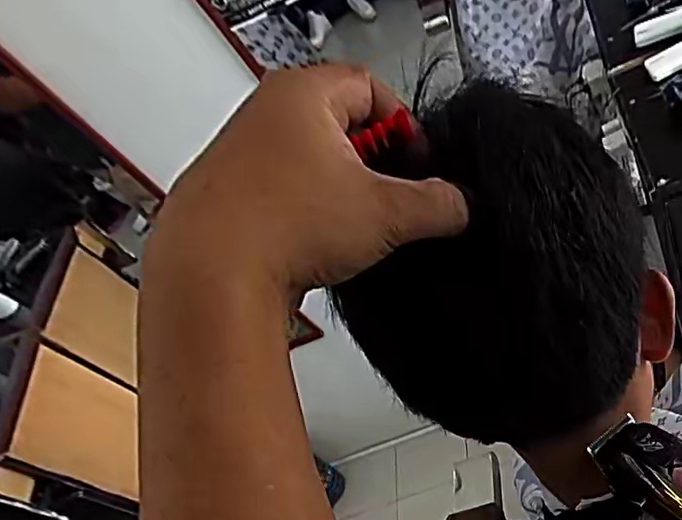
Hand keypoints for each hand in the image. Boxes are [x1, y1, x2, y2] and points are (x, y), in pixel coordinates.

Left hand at [150, 65, 466, 298]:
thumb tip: (461, 205)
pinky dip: (331, 215)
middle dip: (385, 168)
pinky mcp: (253, 192)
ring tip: (367, 228)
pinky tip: (338, 243)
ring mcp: (258, 152)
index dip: (409, 129)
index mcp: (304, 94)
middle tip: (399, 203)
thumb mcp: (388, 214)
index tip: (423, 168)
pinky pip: (308, 194)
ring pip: (330, 164)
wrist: (219, 267)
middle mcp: (273, 113)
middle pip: (353, 128)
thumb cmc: (280, 223)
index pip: (374, 89)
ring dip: (358, 196)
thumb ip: (438, 206)